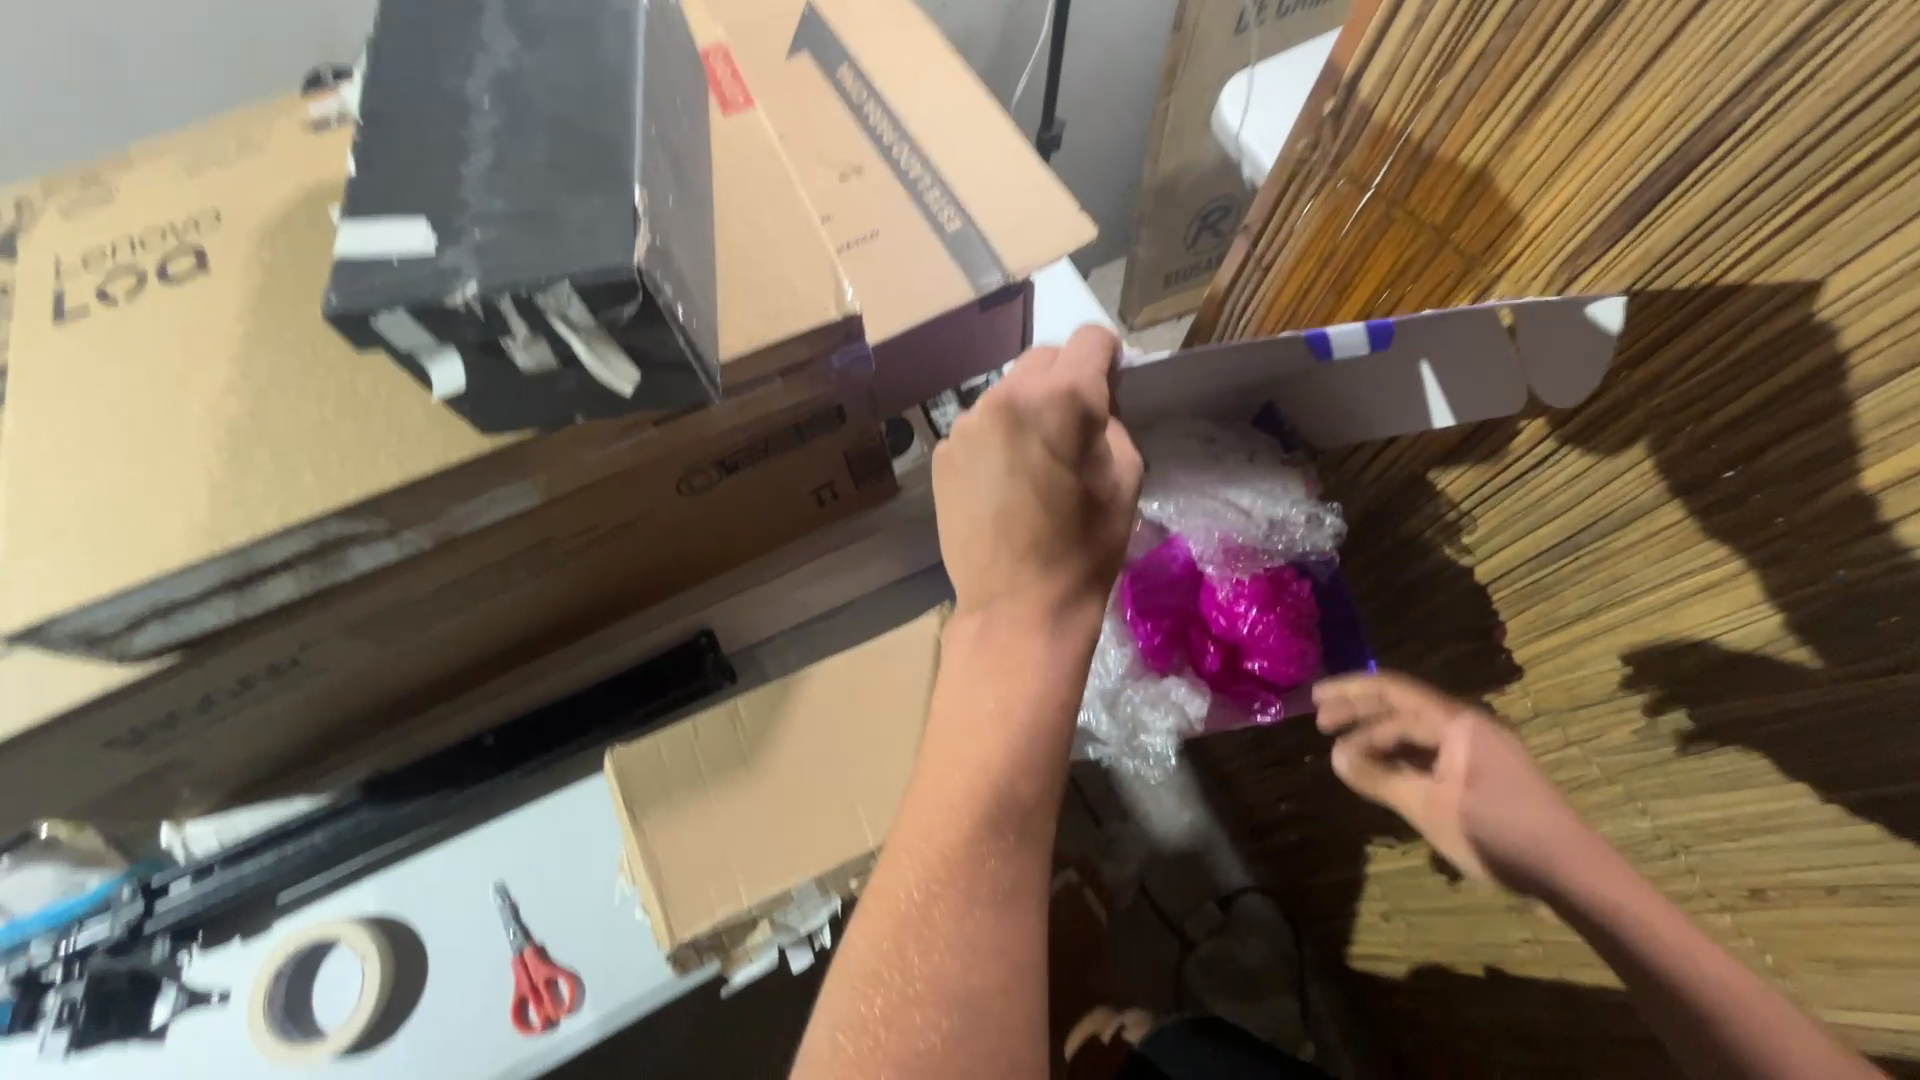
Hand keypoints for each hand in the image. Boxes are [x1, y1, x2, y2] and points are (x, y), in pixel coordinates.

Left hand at [933, 324, 1143, 625]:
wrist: (1018, 605)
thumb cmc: (1086, 548)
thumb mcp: (1126, 479)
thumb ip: (1112, 424)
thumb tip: (1093, 408)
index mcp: (1064, 397)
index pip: (1090, 338)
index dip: (1106, 357)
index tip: (1109, 383)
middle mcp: (1008, 396)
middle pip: (1042, 359)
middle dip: (1064, 380)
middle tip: (1071, 426)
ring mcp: (968, 424)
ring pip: (1006, 393)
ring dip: (1025, 411)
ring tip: (1032, 461)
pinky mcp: (944, 453)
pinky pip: (978, 428)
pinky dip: (995, 440)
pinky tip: (1001, 483)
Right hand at [1313, 671, 1592, 895]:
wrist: (1573, 874)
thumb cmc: (1498, 834)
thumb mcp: (1429, 807)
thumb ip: (1379, 777)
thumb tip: (1334, 757)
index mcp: (1457, 722)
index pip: (1392, 692)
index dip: (1350, 694)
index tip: (1314, 703)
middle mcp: (1468, 724)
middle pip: (1402, 705)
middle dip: (1359, 709)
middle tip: (1319, 721)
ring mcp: (1478, 747)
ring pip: (1416, 728)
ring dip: (1378, 733)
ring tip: (1344, 747)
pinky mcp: (1483, 771)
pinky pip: (1431, 749)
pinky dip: (1400, 753)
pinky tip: (1381, 768)